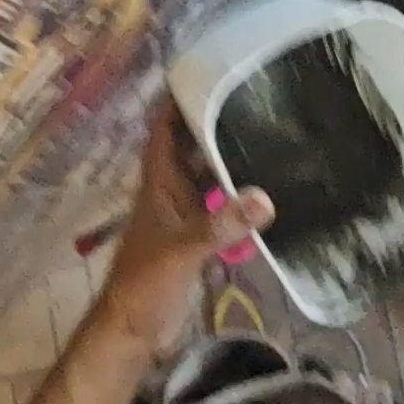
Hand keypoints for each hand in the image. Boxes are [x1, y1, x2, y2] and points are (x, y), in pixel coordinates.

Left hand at [93, 102, 273, 353]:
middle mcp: (172, 190)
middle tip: (256, 100)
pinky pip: (221, 207)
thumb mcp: (182, 250)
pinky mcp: (199, 238)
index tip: (208, 72)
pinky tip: (268, 192)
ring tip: (270, 136)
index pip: (165, 129)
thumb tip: (266, 198)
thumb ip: (221, 226)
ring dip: (231, 159)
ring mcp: (185, 214)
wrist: (134, 330)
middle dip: (216, 123)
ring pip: (209, 176)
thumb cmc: (145, 283)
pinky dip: (239, 198)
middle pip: (192, 147)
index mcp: (159, 182)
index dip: (179, 100)